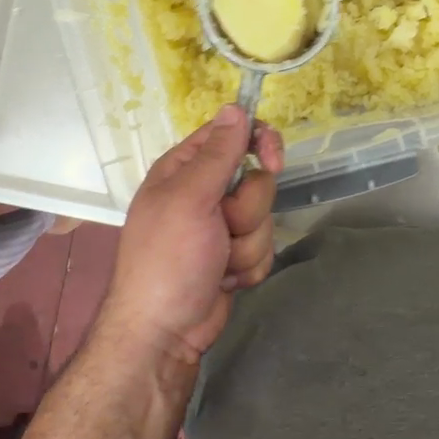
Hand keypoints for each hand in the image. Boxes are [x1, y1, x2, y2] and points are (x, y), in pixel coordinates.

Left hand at [97, 105, 284, 365]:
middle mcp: (203, 193)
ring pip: (264, 218)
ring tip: (218, 262)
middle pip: (257, 181)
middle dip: (247, 210)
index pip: (234, 135)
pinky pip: (263, 249)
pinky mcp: (234, 257)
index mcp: (184, 169)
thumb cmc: (167, 260)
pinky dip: (248, 267)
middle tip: (221, 228)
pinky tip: (224, 280)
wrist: (165, 332)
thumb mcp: (190, 199)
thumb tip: (236, 106)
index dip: (259, 144)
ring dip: (246, 245)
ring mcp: (220, 228)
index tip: (273, 163)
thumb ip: (218, 154)